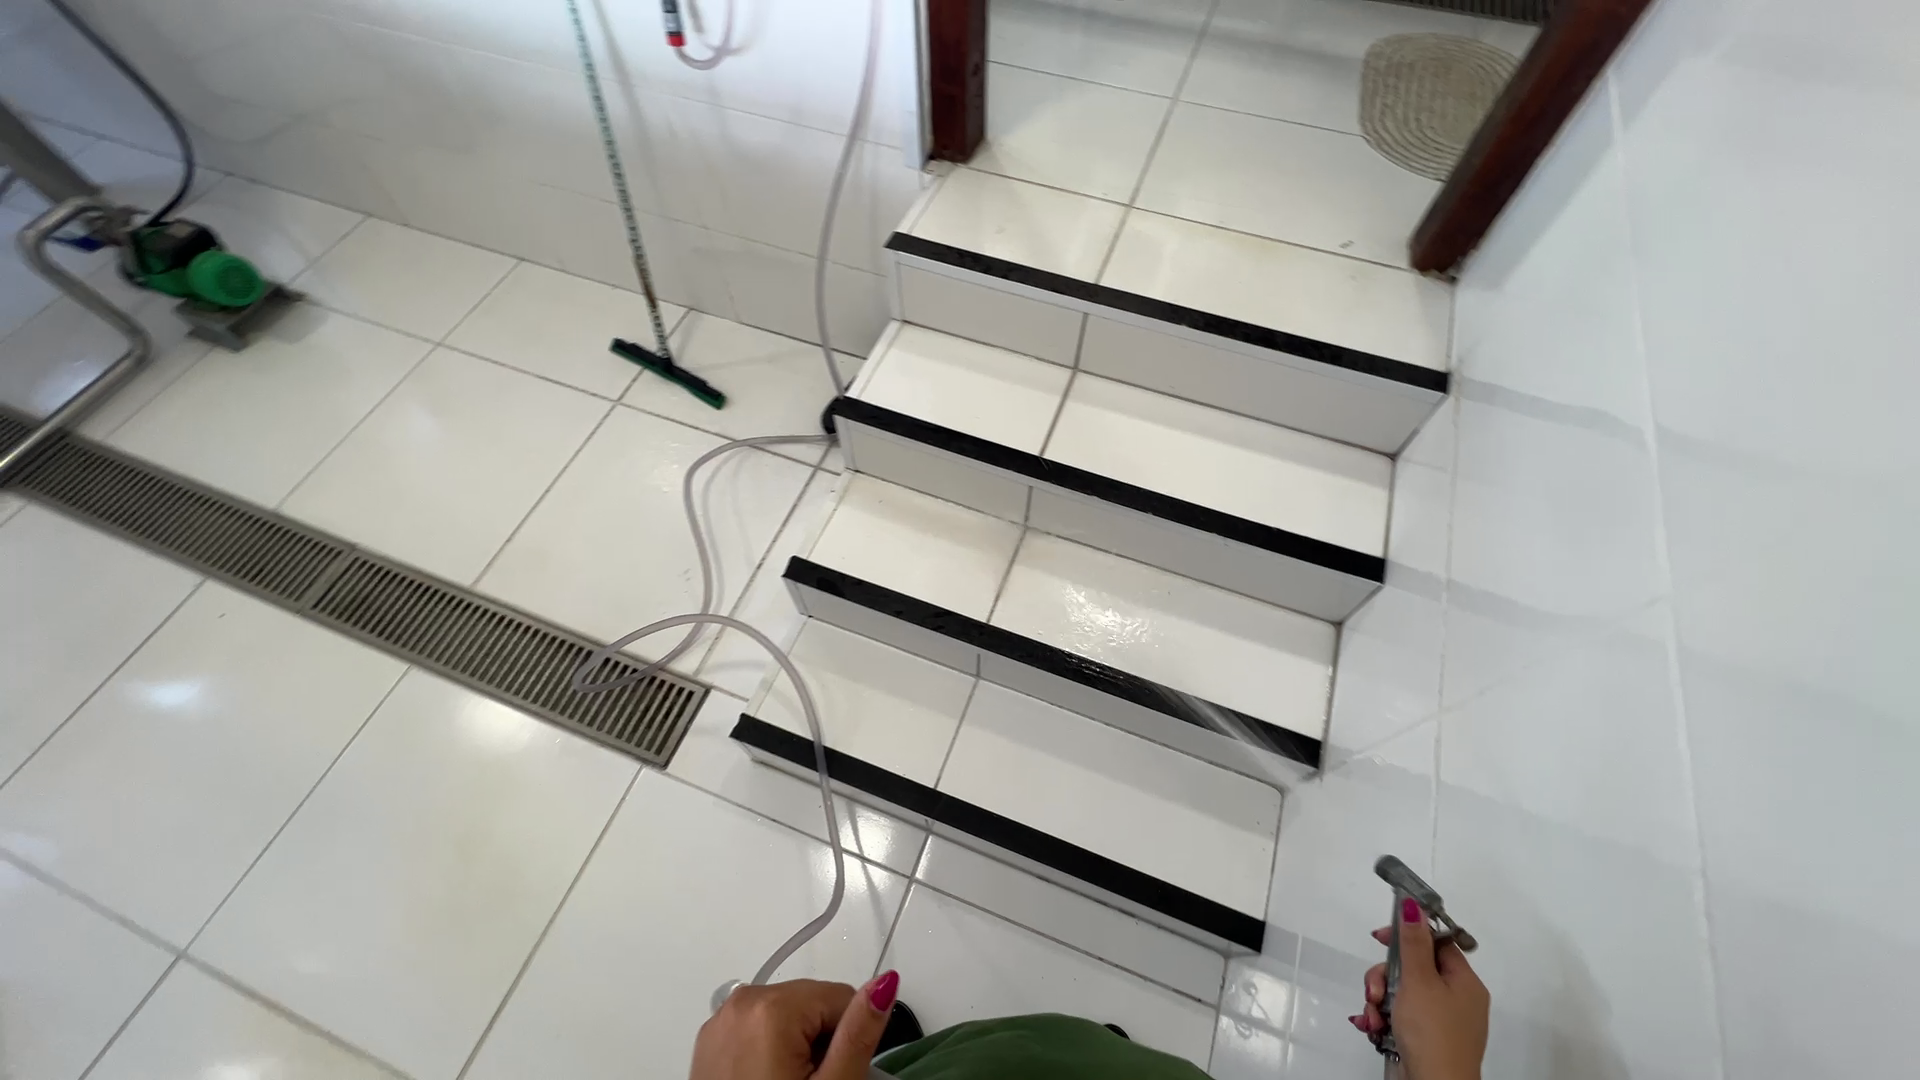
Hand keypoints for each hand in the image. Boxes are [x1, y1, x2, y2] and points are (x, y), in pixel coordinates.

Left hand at [691, 972, 898, 1079]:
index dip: (847, 1040)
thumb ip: (858, 1034)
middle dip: (822, 1041)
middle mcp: (744, 999)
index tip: (833, 1076)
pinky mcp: (711, 1039)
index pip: (842, 998)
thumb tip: (885, 982)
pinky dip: (771, 1048)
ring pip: (789, 1013)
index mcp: (773, 1005)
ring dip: (798, 1044)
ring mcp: (722, 1019)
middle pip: (813, 1002)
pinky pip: (761, 1025)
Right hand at [1351, 899, 1488, 1079]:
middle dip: (1384, 976)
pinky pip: (1401, 1015)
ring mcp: (1441, 1021)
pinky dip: (1384, 1018)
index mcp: (1464, 982)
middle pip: (1412, 968)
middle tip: (1374, 990)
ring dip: (1379, 999)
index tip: (1377, 937)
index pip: (1435, 942)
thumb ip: (1412, 941)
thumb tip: (1414, 904)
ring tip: (1373, 1015)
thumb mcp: (1418, 980)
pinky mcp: (1426, 1039)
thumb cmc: (1431, 1030)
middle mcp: (1456, 999)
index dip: (1406, 934)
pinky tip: (1373, 1027)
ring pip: (1401, 992)